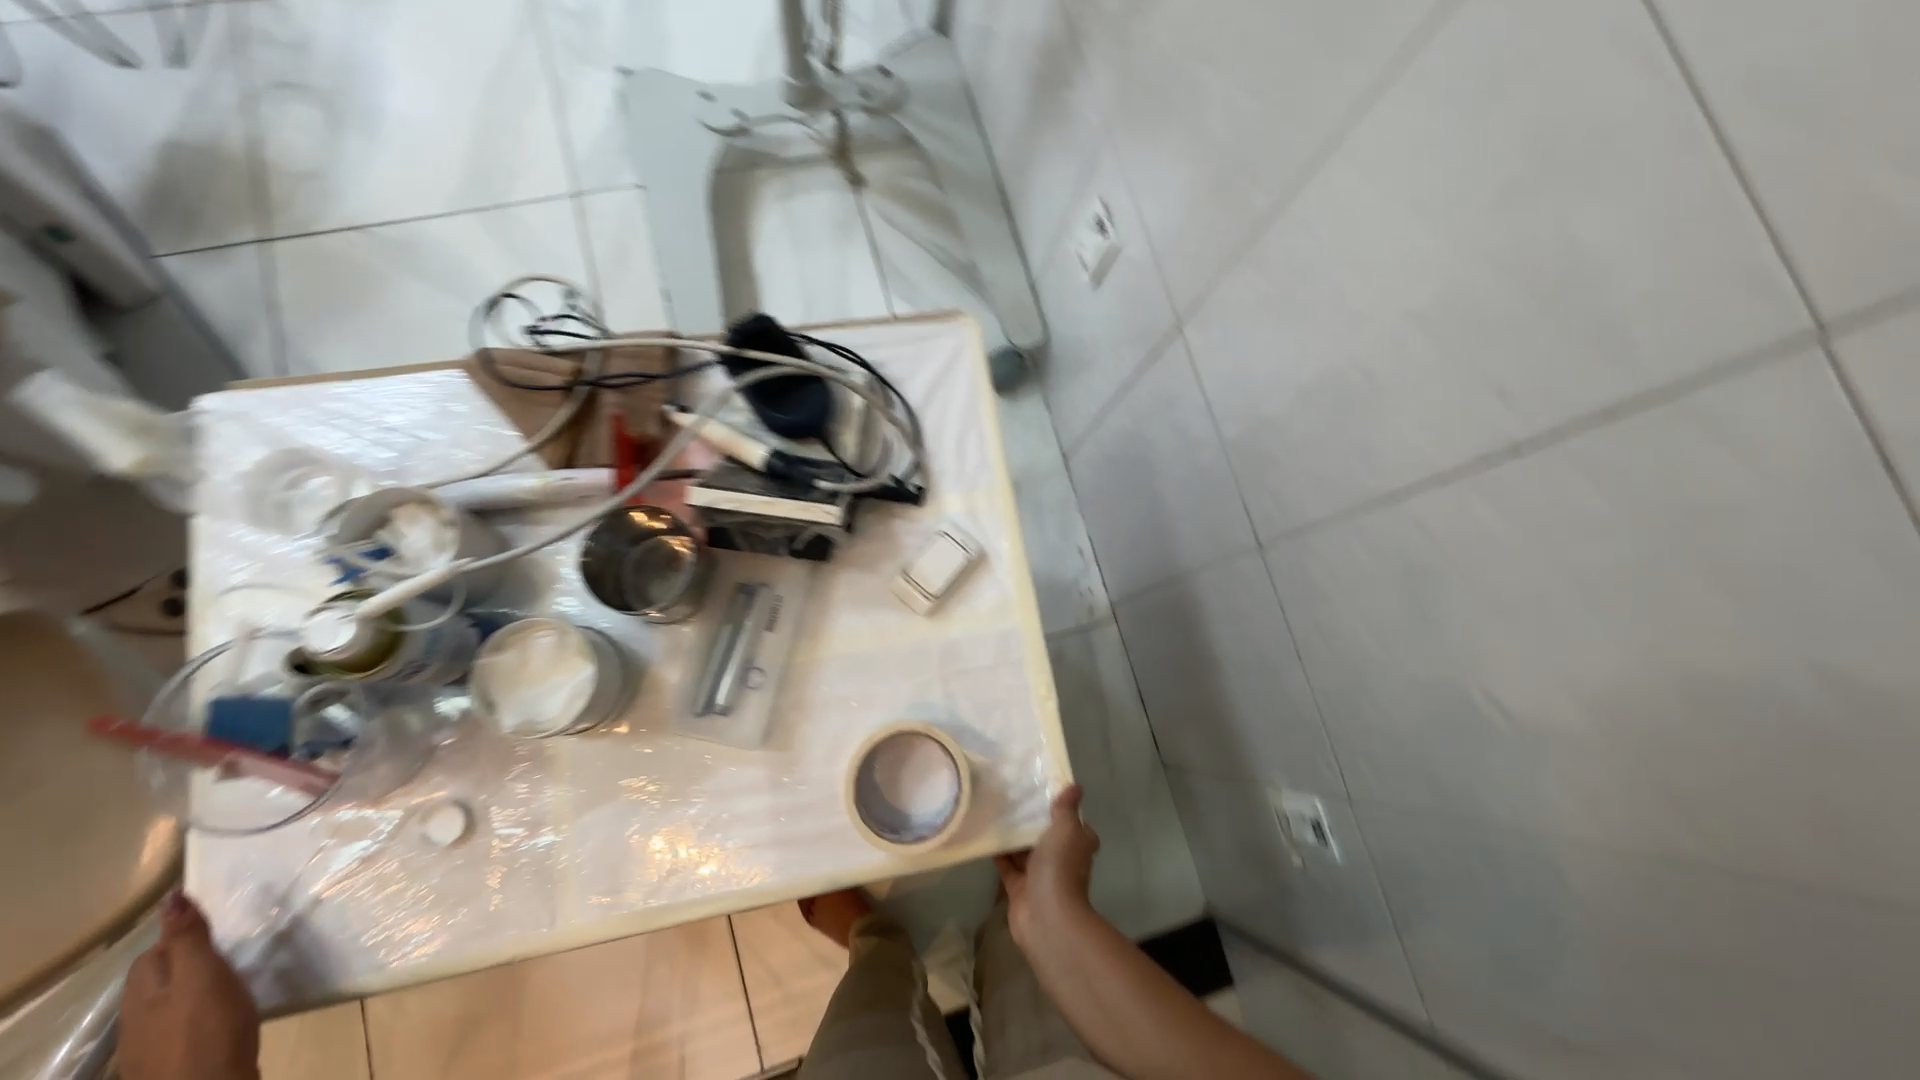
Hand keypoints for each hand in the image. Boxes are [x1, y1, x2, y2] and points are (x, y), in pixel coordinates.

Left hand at [120, 893, 259, 1079]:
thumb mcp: (203, 977)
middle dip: (195, 961)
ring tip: (236, 983)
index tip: (223, 929)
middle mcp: (138, 1017)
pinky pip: (186, 1025)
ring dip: (201, 989)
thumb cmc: (208, 1030)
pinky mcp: (174, 1060)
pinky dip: (205, 1014)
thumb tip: (171, 896)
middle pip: (163, 977)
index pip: (155, 951)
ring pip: (175, 1002)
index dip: (187, 936)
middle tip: (235, 954)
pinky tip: (228, 1018)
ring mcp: (153, 1043)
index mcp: (142, 992)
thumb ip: (187, 939)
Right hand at [994, 785, 1099, 948]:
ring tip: (995, 809)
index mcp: (1077, 844)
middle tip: (1012, 795)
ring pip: (1025, 851)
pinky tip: (985, 835)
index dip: (1062, 809)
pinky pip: (1008, 866)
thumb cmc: (1060, 867)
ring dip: (1014, 836)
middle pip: (1047, 836)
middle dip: (1032, 820)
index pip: (1074, 823)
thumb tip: (1076, 786)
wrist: (1046, 915)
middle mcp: (1061, 859)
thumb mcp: (1066, 829)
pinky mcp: (1020, 888)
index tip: (1043, 791)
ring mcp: (1040, 875)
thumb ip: (1066, 808)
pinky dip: (999, 854)